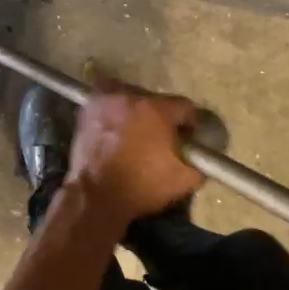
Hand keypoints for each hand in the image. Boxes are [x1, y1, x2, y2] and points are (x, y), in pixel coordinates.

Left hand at [64, 79, 205, 222]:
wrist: (97, 194)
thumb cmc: (142, 186)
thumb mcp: (183, 180)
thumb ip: (200, 162)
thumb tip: (200, 152)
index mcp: (157, 109)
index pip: (185, 106)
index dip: (189, 124)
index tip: (187, 139)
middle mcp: (131, 96)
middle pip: (155, 99)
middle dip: (162, 116)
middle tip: (160, 138)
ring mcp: (106, 99)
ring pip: (129, 94)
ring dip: (136, 108)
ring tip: (136, 129)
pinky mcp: (87, 107)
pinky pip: (105, 97)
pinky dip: (112, 105)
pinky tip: (115, 122)